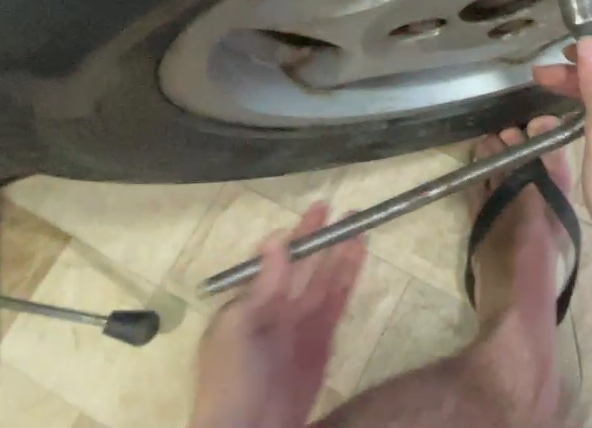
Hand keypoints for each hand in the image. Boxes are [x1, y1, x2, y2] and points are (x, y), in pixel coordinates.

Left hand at [191, 204, 365, 427]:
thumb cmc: (232, 382)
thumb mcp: (238, 330)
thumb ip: (261, 285)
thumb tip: (274, 238)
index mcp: (248, 306)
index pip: (275, 260)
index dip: (296, 235)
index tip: (319, 210)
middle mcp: (275, 310)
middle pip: (304, 267)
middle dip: (323, 239)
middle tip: (347, 212)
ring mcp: (300, 326)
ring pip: (325, 280)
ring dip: (341, 253)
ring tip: (360, 227)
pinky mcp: (322, 341)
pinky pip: (337, 302)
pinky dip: (349, 278)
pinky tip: (359, 257)